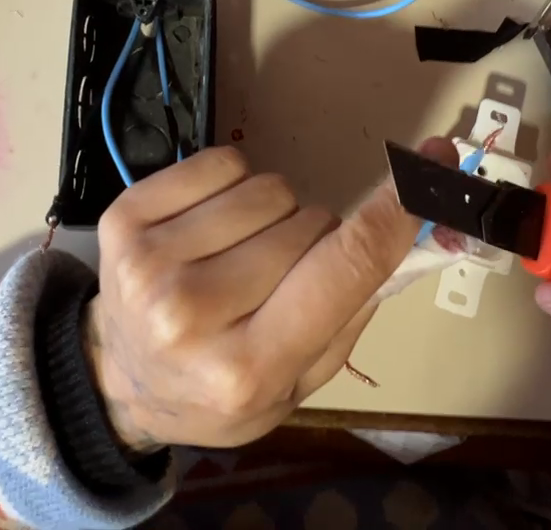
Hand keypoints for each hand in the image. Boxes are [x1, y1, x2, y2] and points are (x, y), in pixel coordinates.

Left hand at [83, 143, 428, 449]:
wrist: (120, 377)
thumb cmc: (218, 386)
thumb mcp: (299, 383)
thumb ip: (356, 310)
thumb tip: (414, 229)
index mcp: (248, 367)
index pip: (341, 269)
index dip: (394, 213)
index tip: (430, 167)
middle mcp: (193, 314)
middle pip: (309, 222)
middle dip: (316, 238)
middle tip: (285, 272)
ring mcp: (150, 263)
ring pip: (268, 188)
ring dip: (273, 213)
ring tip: (242, 251)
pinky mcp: (124, 219)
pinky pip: (220, 163)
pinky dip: (232, 184)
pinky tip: (212, 225)